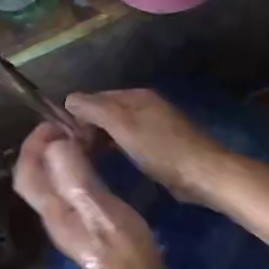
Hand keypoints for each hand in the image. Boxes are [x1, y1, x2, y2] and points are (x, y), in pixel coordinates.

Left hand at [14, 123, 167, 268]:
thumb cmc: (125, 252)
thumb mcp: (103, 210)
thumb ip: (77, 178)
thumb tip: (56, 143)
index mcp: (55, 209)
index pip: (27, 171)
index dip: (34, 142)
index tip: (57, 121)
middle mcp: (54, 215)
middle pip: (35, 176)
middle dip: (44, 146)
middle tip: (70, 127)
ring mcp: (68, 223)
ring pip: (51, 183)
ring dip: (59, 157)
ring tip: (82, 139)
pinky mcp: (84, 227)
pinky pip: (68, 190)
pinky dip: (74, 169)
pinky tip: (94, 165)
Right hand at [65, 90, 231, 206]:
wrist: (203, 173)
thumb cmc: (161, 149)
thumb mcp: (123, 126)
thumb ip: (95, 110)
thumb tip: (69, 99)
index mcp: (137, 96)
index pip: (97, 98)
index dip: (79, 115)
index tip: (65, 138)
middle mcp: (146, 105)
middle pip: (108, 112)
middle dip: (89, 128)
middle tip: (73, 151)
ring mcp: (156, 126)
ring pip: (119, 128)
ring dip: (102, 140)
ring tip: (86, 158)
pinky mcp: (162, 146)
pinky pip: (131, 142)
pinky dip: (117, 148)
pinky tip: (110, 162)